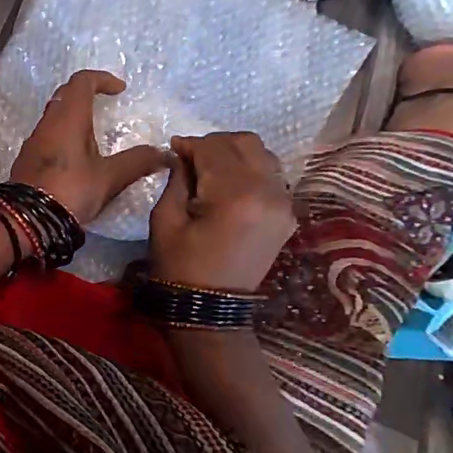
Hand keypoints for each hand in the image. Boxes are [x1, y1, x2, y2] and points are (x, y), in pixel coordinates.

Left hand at [9, 71, 164, 223]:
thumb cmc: (70, 191)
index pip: (81, 82)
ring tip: (91, 134)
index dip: (102, 79)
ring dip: (72, 117)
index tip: (119, 90)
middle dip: (85, 95)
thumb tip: (163, 154)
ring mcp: (32, 142)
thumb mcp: (109, 178)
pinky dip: (61, 136)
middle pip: (64, 96)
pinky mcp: (25, 160)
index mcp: (67, 119)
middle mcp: (46, 124)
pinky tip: (73, 157)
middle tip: (104, 105)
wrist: (27, 220)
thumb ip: (137, 162)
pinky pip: (45, 137)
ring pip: (52, 117)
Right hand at [149, 133, 296, 291]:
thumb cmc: (180, 266)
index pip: (214, 148)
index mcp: (234, 194)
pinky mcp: (287, 215)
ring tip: (211, 170)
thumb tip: (181, 157)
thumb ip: (176, 180)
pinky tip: (230, 186)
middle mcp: (268, 191)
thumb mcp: (165, 220)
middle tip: (191, 157)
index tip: (173, 148)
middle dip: (215, 144)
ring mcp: (284, 203)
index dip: (190, 144)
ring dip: (235, 155)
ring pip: (263, 156)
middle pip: (245, 143)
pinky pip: (272, 177)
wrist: (211, 308)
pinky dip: (251, 172)